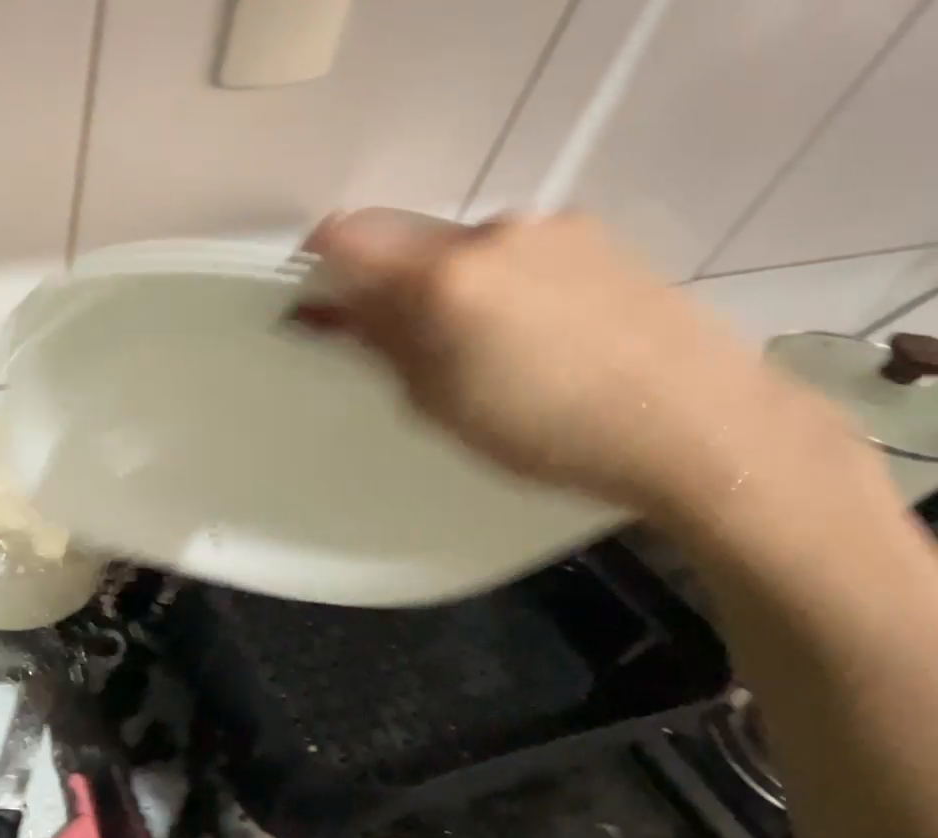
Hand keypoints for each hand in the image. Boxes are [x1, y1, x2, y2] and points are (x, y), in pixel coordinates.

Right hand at [294, 209, 848, 519]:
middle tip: (404, 345)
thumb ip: (377, 345)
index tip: (317, 298)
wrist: (697, 426)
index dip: (317, 262)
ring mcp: (550, 227)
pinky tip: (533, 335)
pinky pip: (514, 250)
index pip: (345, 235)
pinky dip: (498, 283)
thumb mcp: (438, 403)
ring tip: (482, 350)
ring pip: (462, 247)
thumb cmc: (545, 432)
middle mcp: (492, 232)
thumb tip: (325, 312)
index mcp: (442, 276)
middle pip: (405, 239)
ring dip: (447, 285)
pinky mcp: (595, 236)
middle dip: (388, 283)